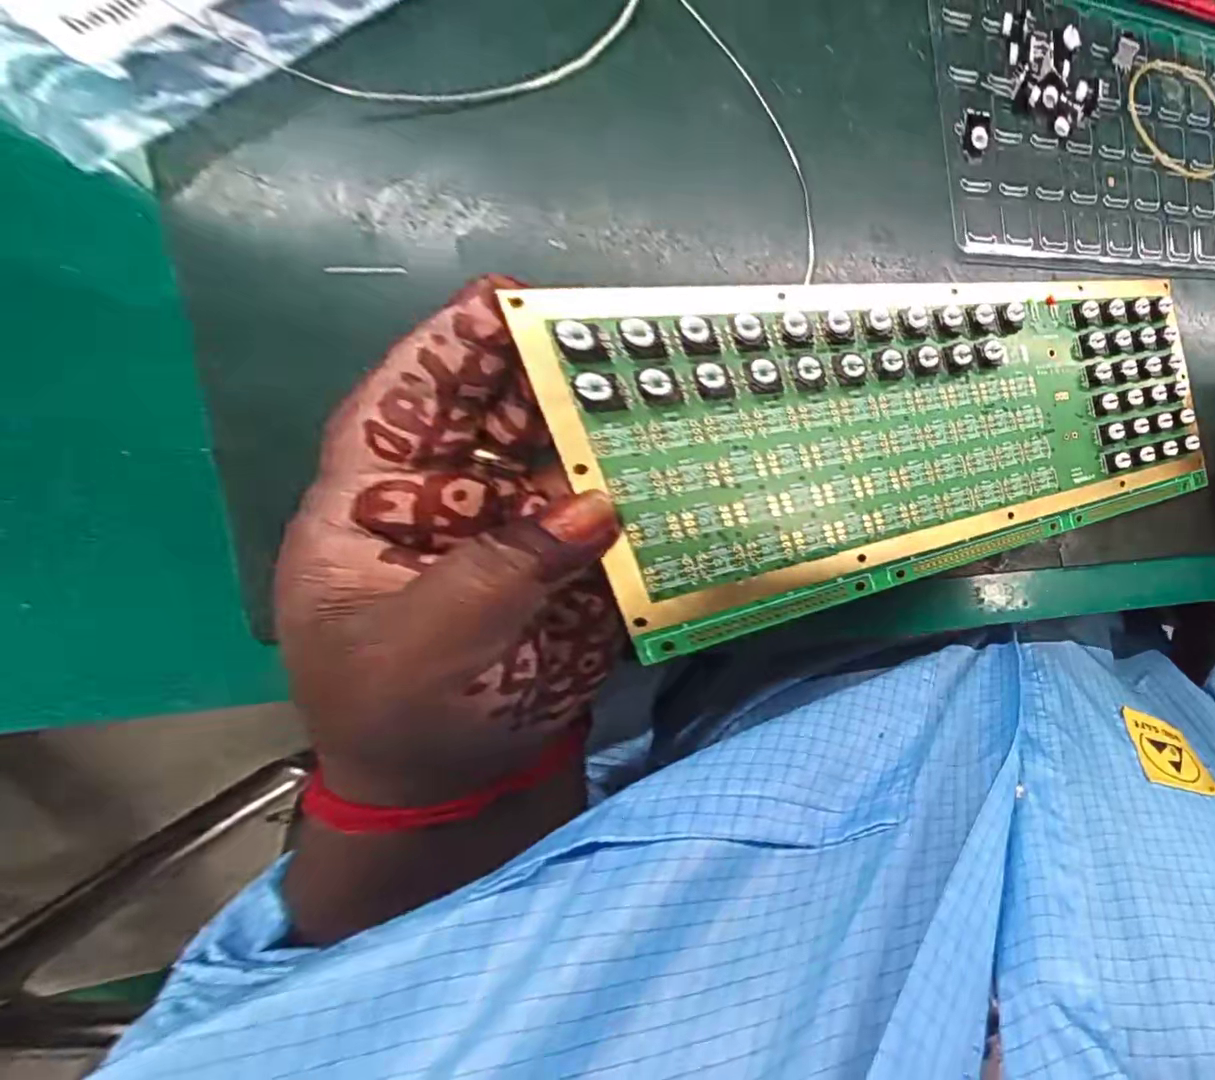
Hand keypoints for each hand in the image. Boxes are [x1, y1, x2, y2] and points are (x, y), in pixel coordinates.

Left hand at [275, 276, 625, 806]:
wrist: (465, 778)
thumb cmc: (406, 713)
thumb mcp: (429, 646)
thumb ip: (504, 570)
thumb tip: (597, 506)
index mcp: (380, 507)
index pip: (405, 408)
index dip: (448, 350)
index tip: (501, 300)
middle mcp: (459, 503)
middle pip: (500, 419)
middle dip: (545, 376)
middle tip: (609, 340)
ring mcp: (526, 531)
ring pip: (566, 460)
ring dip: (607, 430)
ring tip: (659, 393)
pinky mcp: (579, 562)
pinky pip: (614, 513)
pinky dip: (645, 490)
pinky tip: (679, 465)